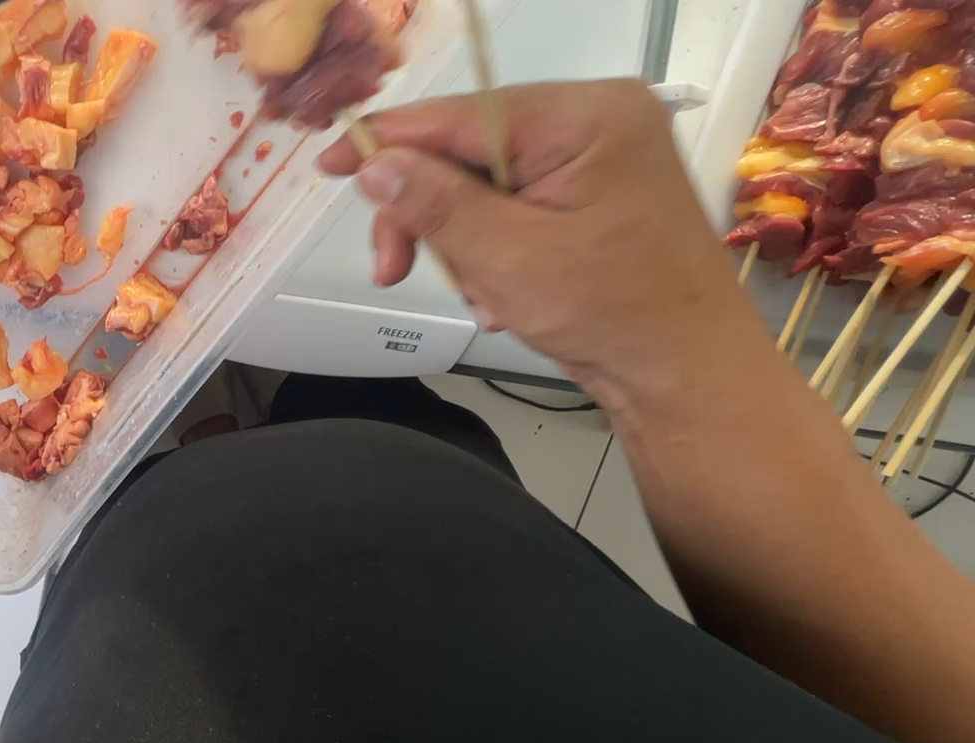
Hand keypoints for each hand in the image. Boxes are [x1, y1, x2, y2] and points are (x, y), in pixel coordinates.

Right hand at [318, 80, 774, 404]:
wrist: (676, 364)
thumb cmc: (605, 308)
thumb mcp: (504, 254)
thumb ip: (435, 204)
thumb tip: (374, 165)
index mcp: (582, 116)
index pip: (458, 116)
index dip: (386, 141)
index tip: (328, 166)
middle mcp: (589, 122)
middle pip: (461, 154)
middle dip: (422, 216)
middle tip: (391, 273)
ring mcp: (588, 160)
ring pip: (474, 189)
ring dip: (454, 246)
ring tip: (475, 296)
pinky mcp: (581, 197)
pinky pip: (502, 211)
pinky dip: (484, 254)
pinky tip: (497, 293)